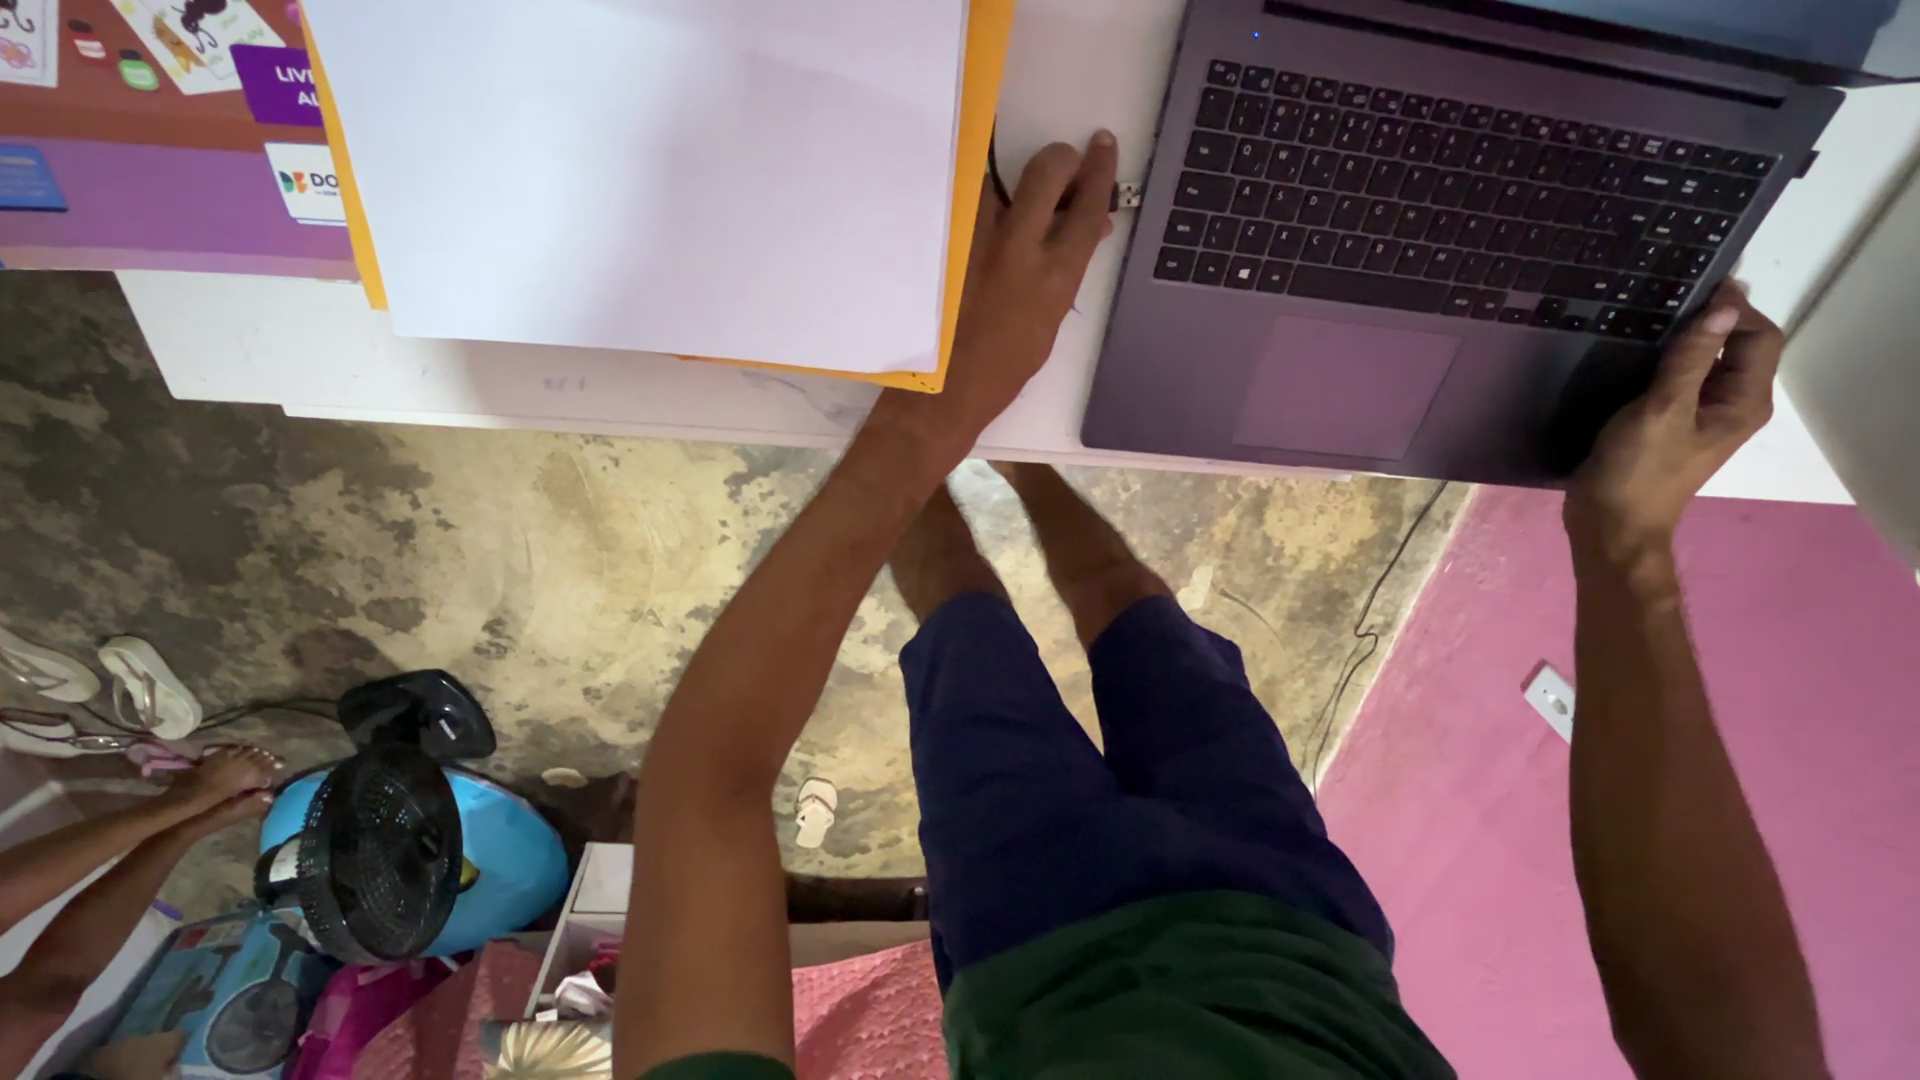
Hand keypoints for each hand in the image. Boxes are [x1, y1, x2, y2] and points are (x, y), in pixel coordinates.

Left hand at [878, 132, 1118, 447]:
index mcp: (1055, 276)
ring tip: (1007, 199)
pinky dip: (972, 199)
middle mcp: (1016, 248)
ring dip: (1009, 180)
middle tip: (1060, 169)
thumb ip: (1068, 269)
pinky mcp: (941, 243)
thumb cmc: (1004, 366)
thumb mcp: (1049, 320)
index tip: (1102, 146)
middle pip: (1048, 170)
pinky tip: (972, 212)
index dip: (1101, 169)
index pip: (1087, 205)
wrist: (944, 391)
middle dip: (1060, 160)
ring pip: (996, 175)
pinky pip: (960, 199)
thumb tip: (1091, 229)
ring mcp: (973, 241)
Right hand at [1565, 284, 1782, 557]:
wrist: (1610, 524)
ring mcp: (1695, 419)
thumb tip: (1720, 309)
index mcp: (1741, 403)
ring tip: (1647, 324)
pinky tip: (1631, 360)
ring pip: (1702, 367)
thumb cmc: (1638, 471)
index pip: (1758, 339)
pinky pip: (1674, 385)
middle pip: (1736, 350)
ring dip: (1683, 344)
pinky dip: (1661, 367)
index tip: (1697, 287)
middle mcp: (1728, 407)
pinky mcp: (1664, 427)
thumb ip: (1689, 360)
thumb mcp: (1661, 411)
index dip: (1735, 310)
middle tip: (1668, 301)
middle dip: (1710, 323)